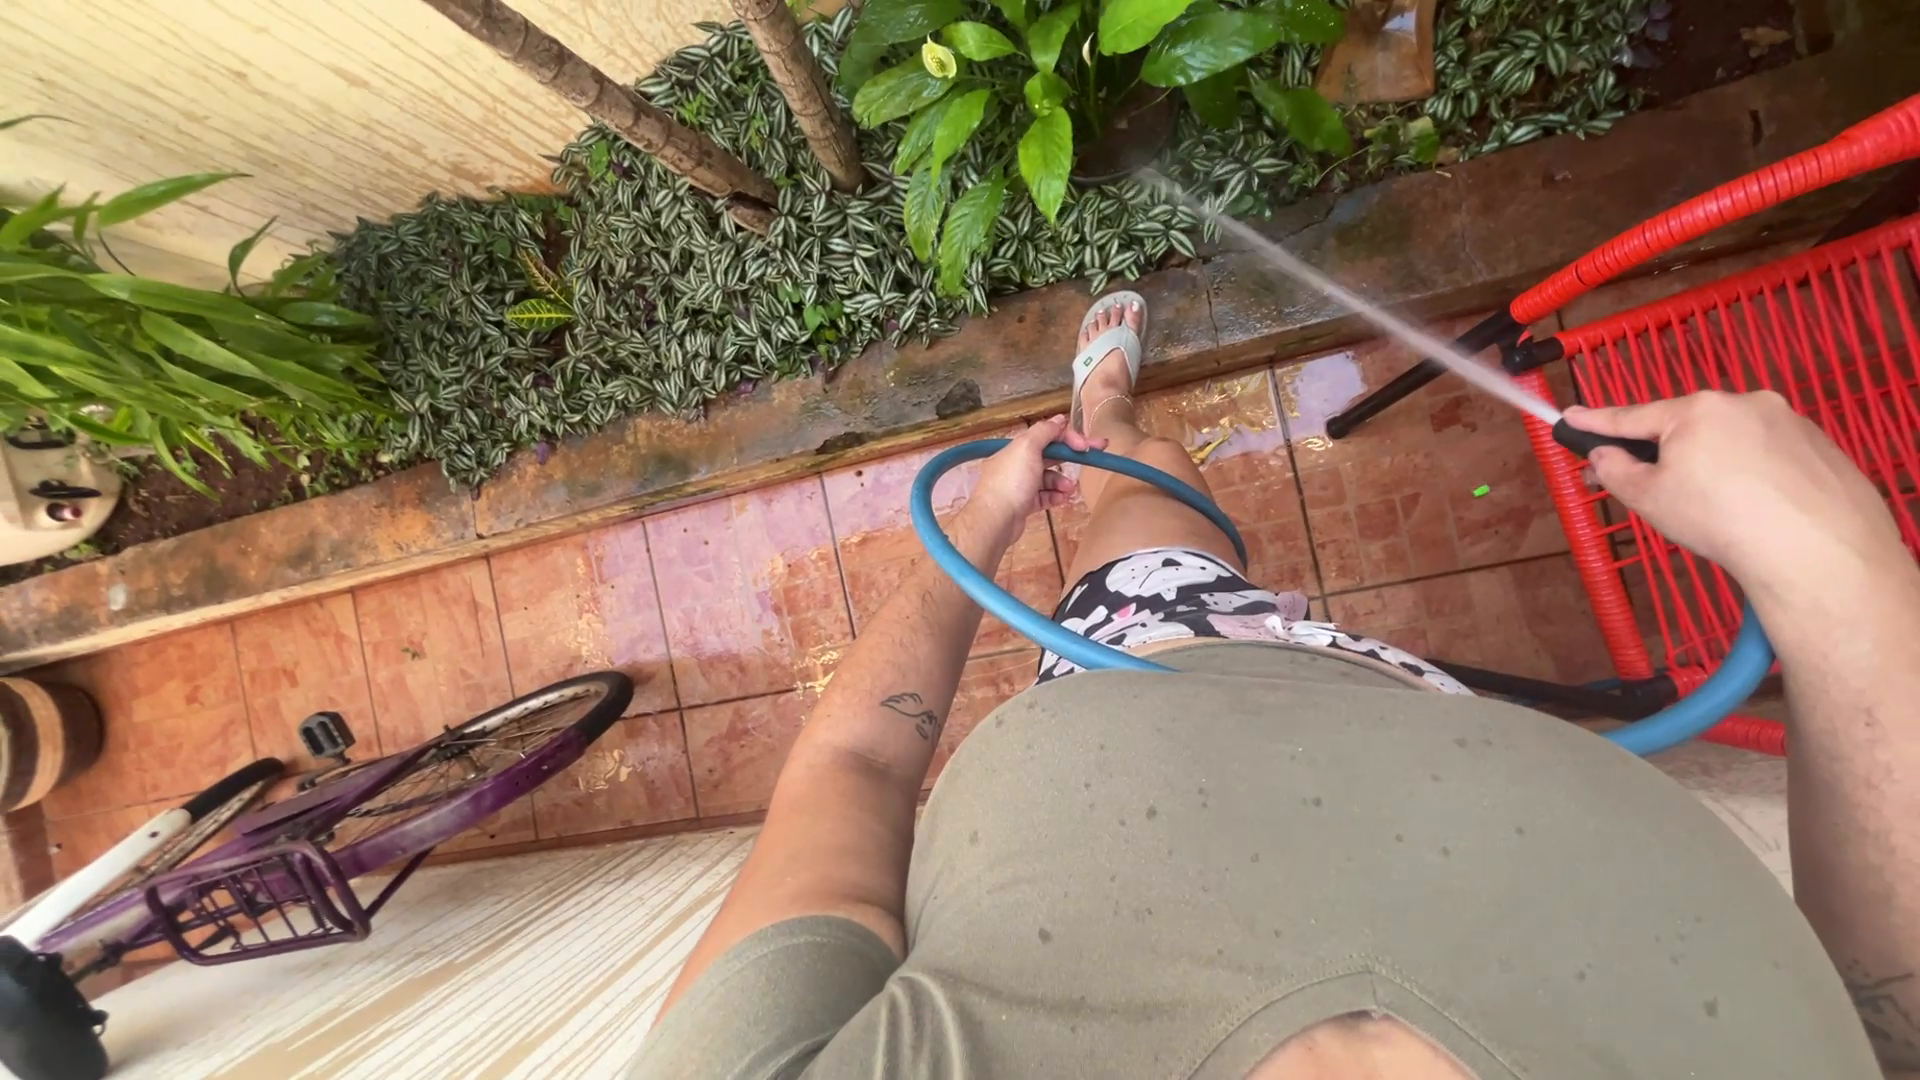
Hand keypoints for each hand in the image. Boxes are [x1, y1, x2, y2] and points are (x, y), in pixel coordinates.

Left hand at [956, 415, 1106, 547]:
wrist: (995, 520)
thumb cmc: (1012, 481)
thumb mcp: (1027, 448)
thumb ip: (1044, 431)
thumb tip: (1059, 419)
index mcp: (1016, 448)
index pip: (1046, 436)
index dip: (1068, 438)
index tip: (1086, 446)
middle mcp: (1016, 464)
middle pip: (1049, 456)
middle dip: (1070, 458)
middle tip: (1093, 458)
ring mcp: (1019, 486)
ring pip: (1048, 478)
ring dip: (1062, 481)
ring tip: (1069, 489)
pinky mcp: (1023, 504)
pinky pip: (1044, 496)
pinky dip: (1054, 496)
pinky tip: (1061, 499)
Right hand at [1567, 391, 1905, 596]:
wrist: (1816, 547)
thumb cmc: (1715, 516)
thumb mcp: (1644, 496)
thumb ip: (1614, 468)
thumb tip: (1606, 454)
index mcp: (1697, 410)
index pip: (1631, 415)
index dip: (1593, 419)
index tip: (1567, 415)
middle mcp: (1745, 403)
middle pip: (1683, 424)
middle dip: (1656, 448)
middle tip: (1638, 480)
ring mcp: (1789, 421)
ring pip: (1724, 437)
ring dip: (1702, 458)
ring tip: (1701, 499)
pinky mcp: (1820, 445)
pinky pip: (1761, 450)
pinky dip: (1742, 468)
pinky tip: (1744, 501)